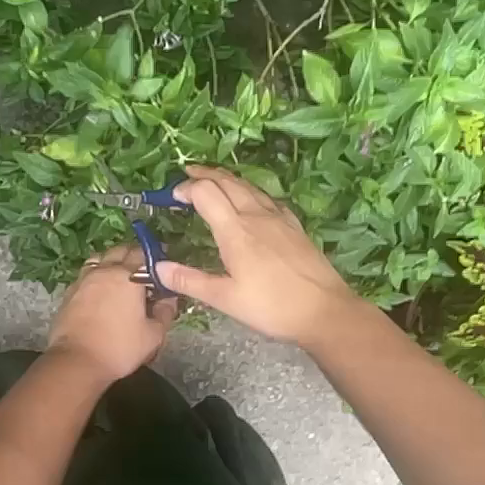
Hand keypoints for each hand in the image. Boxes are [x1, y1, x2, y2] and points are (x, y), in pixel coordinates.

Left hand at [46, 244, 178, 380]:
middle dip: (133, 255)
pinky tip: (101, 290)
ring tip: (120, 276)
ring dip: (112, 261)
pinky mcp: (69, 292)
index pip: (143, 254)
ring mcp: (84, 279)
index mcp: (128, 276)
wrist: (76, 360)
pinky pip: (87, 274)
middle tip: (143, 269)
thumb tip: (168, 299)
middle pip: (120, 251)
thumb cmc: (119, 347)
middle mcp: (105, 271)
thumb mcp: (153, 335)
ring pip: (100, 259)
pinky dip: (96, 275)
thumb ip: (164, 313)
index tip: (163, 265)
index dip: (155, 257)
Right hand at [155, 165, 361, 348]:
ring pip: (249, 187)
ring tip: (213, 179)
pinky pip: (267, 198)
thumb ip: (190, 280)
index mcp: (235, 231)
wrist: (326, 311)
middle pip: (228, 182)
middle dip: (205, 174)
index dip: (187, 188)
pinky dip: (250, 191)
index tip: (172, 196)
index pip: (206, 193)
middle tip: (187, 173)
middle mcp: (256, 216)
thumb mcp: (225, 298)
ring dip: (227, 179)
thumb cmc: (272, 306)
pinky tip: (252, 200)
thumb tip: (158, 267)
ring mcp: (279, 219)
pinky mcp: (294, 227)